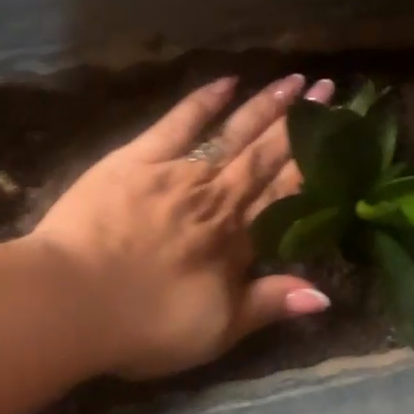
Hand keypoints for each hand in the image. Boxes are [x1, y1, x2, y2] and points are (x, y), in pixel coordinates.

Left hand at [29, 73, 336, 378]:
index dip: (316, 165)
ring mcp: (179, 173)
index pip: (288, 195)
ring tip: (295, 81)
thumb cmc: (144, 325)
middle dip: (301, 124)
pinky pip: (179, 123)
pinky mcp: (138, 159)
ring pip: (232, 133)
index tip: (342, 136)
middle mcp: (218, 197)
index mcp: (238, 240)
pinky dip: (204, 101)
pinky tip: (226, 82)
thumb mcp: (217, 332)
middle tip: (330, 89)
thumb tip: (325, 294)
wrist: (72, 302)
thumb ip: (269, 305)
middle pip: (267, 156)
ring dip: (265, 107)